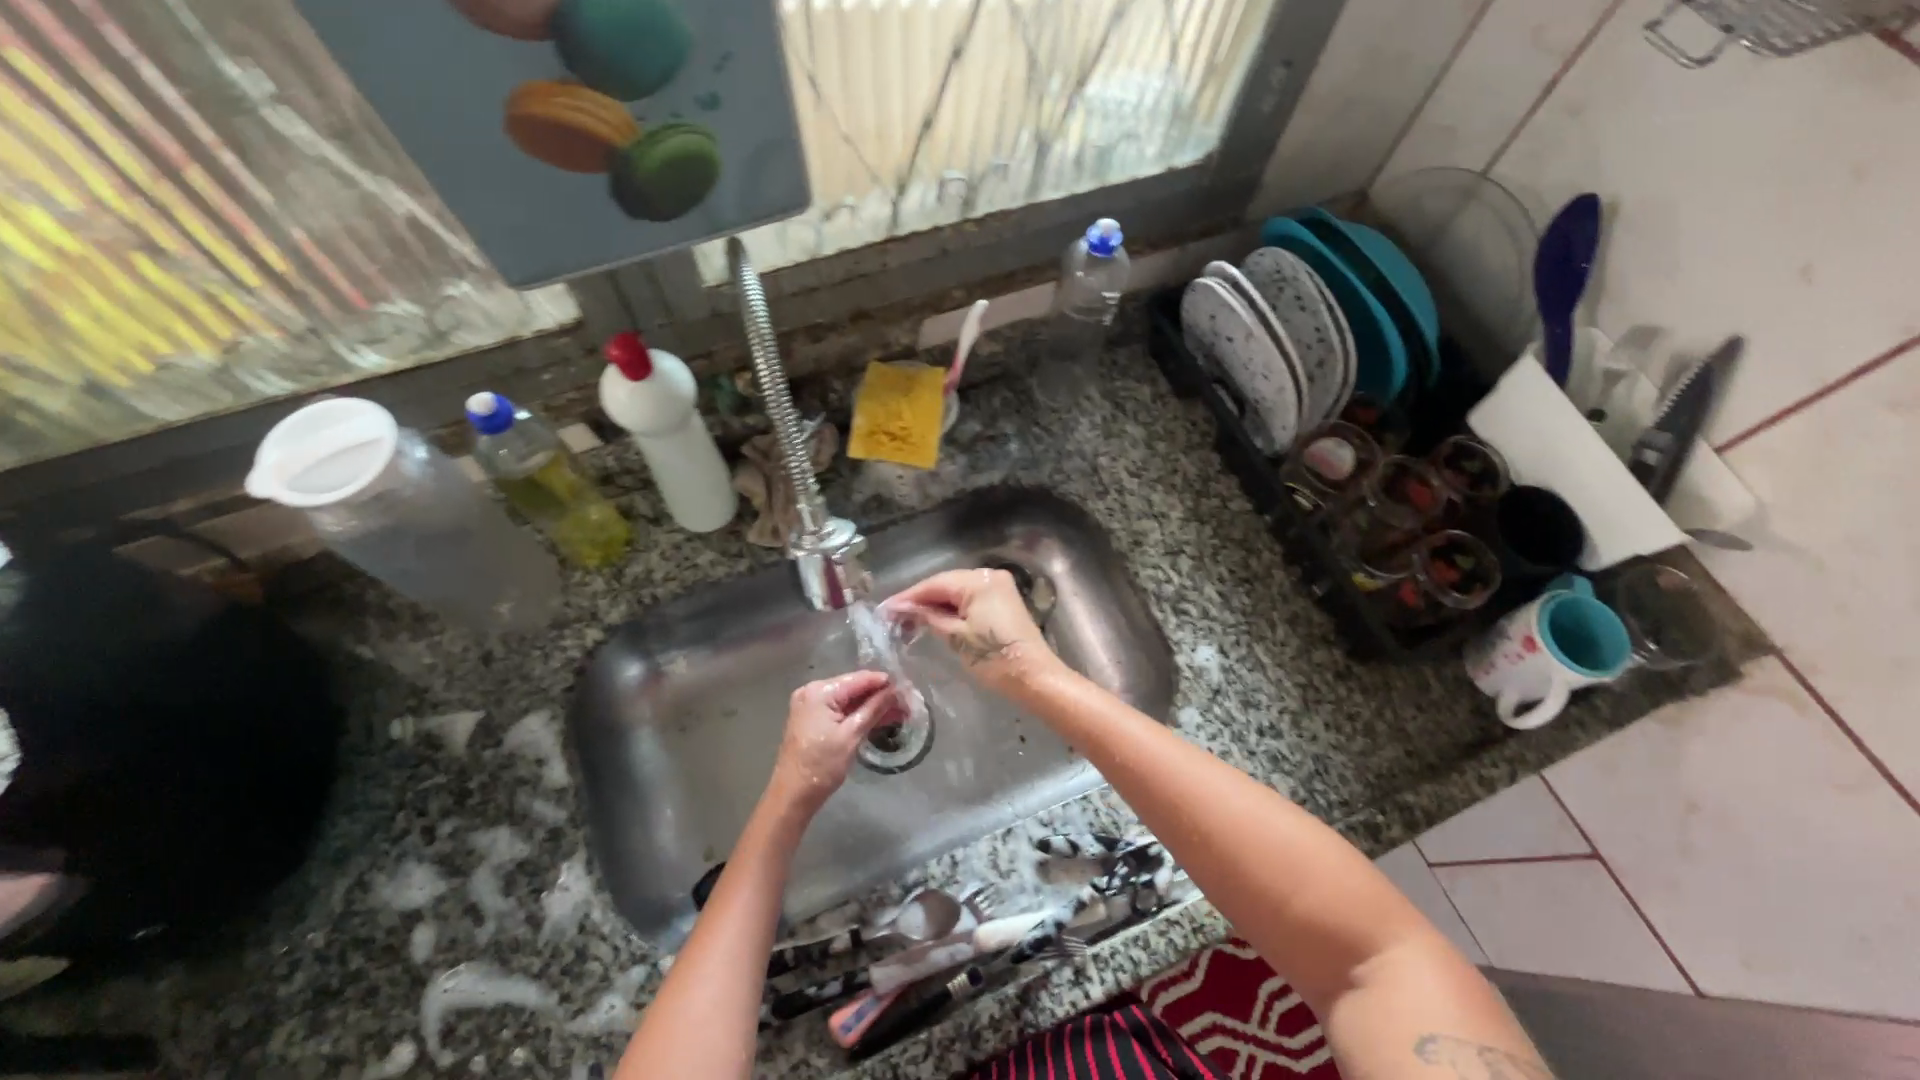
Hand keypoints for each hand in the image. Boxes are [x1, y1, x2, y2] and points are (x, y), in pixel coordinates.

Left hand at [767, 671, 900, 813]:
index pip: (859, 679)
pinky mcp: (812, 719)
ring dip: (872, 706)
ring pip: (848, 700)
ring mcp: (810, 705)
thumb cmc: (821, 765)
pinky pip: (839, 710)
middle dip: (880, 696)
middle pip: (854, 688)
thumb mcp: (851, 735)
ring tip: (900, 712)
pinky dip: (857, 714)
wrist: (793, 794)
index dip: (885, 683)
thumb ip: (874, 709)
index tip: (908, 689)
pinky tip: (880, 718)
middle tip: (907, 704)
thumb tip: (896, 691)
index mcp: (819, 691)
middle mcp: (812, 691)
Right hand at [882, 568, 1061, 696]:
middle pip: (946, 585)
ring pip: (957, 592)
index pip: (934, 584)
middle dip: (920, 600)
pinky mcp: (1003, 602)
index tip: (884, 609)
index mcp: (979, 581)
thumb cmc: (994, 658)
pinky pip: (970, 599)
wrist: (1034, 677)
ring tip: (908, 618)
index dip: (908, 597)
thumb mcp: (956, 637)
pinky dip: (952, 609)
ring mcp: (999, 588)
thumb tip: (901, 609)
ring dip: (935, 605)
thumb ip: (928, 617)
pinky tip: (934, 619)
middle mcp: (989, 576)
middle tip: (893, 615)